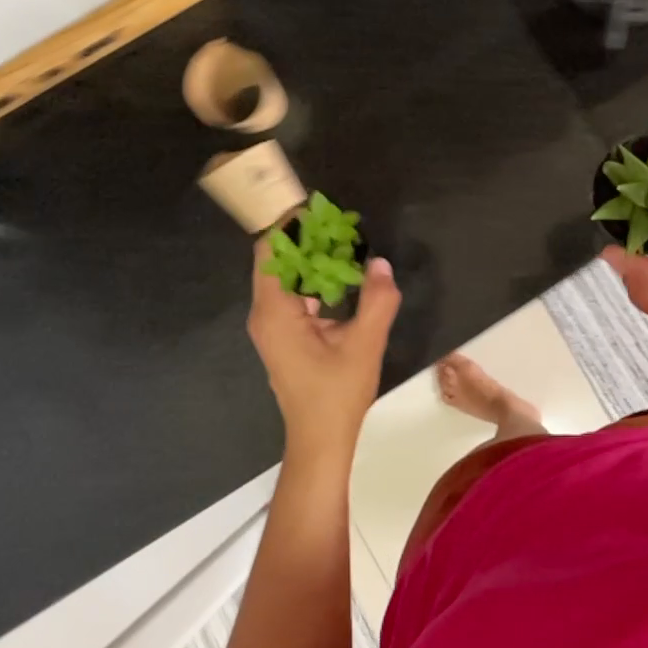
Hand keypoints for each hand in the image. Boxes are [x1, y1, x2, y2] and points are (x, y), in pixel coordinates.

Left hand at [248, 238, 400, 458]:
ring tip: (346, 243)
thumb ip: (376, 300)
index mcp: (275, 311)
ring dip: (312, 259)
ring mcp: (273, 326)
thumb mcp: (364, 344)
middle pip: (278, 260)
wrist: (320, 440)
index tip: (319, 207)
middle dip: (307, 238)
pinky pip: (294, 295)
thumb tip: (381, 263)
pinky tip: (343, 277)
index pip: (271, 250)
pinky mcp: (285, 336)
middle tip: (341, 223)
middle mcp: (266, 314)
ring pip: (287, 278)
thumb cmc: (336, 394)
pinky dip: (315, 280)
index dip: (290, 224)